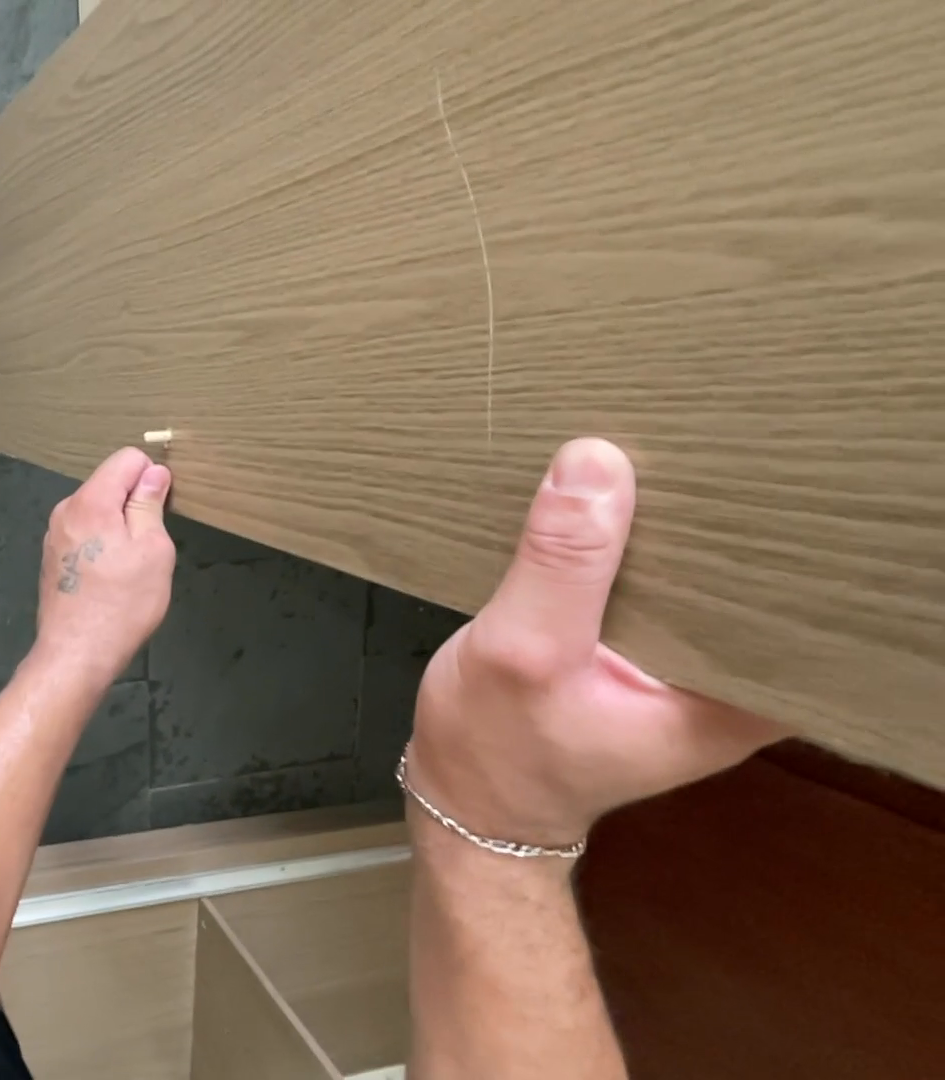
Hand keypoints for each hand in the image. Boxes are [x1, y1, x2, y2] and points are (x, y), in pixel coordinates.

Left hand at [34, 447, 176, 683]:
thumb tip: (154, 472)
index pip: (126, 459)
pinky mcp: (52, 557)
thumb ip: (150, 504)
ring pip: (97, 511)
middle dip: (133, 504)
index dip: (152, 476)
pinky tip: (109, 578)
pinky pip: (84, 534)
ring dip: (118, 527)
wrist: (76, 653)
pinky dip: (101, 544)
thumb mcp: (152, 550)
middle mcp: (65, 510)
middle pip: (109, 484)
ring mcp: (54, 534)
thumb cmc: (122, 603)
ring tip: (129, 567)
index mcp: (90, 501)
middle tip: (148, 546)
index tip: (161, 510)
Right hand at [409, 438, 787, 847]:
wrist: (462, 796)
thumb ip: (558, 566)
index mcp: (743, 691)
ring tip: (644, 454)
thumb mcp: (519, 652)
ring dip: (655, 523)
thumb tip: (594, 460)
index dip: (765, 516)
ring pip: (686, 570)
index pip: (788, 584)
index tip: (733, 448)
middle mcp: (729, 672)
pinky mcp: (631, 647)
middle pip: (739, 570)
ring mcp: (679, 660)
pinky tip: (596, 509)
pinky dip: (616, 545)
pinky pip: (640, 580)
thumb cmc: (495, 746)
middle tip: (680, 431)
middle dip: (705, 510)